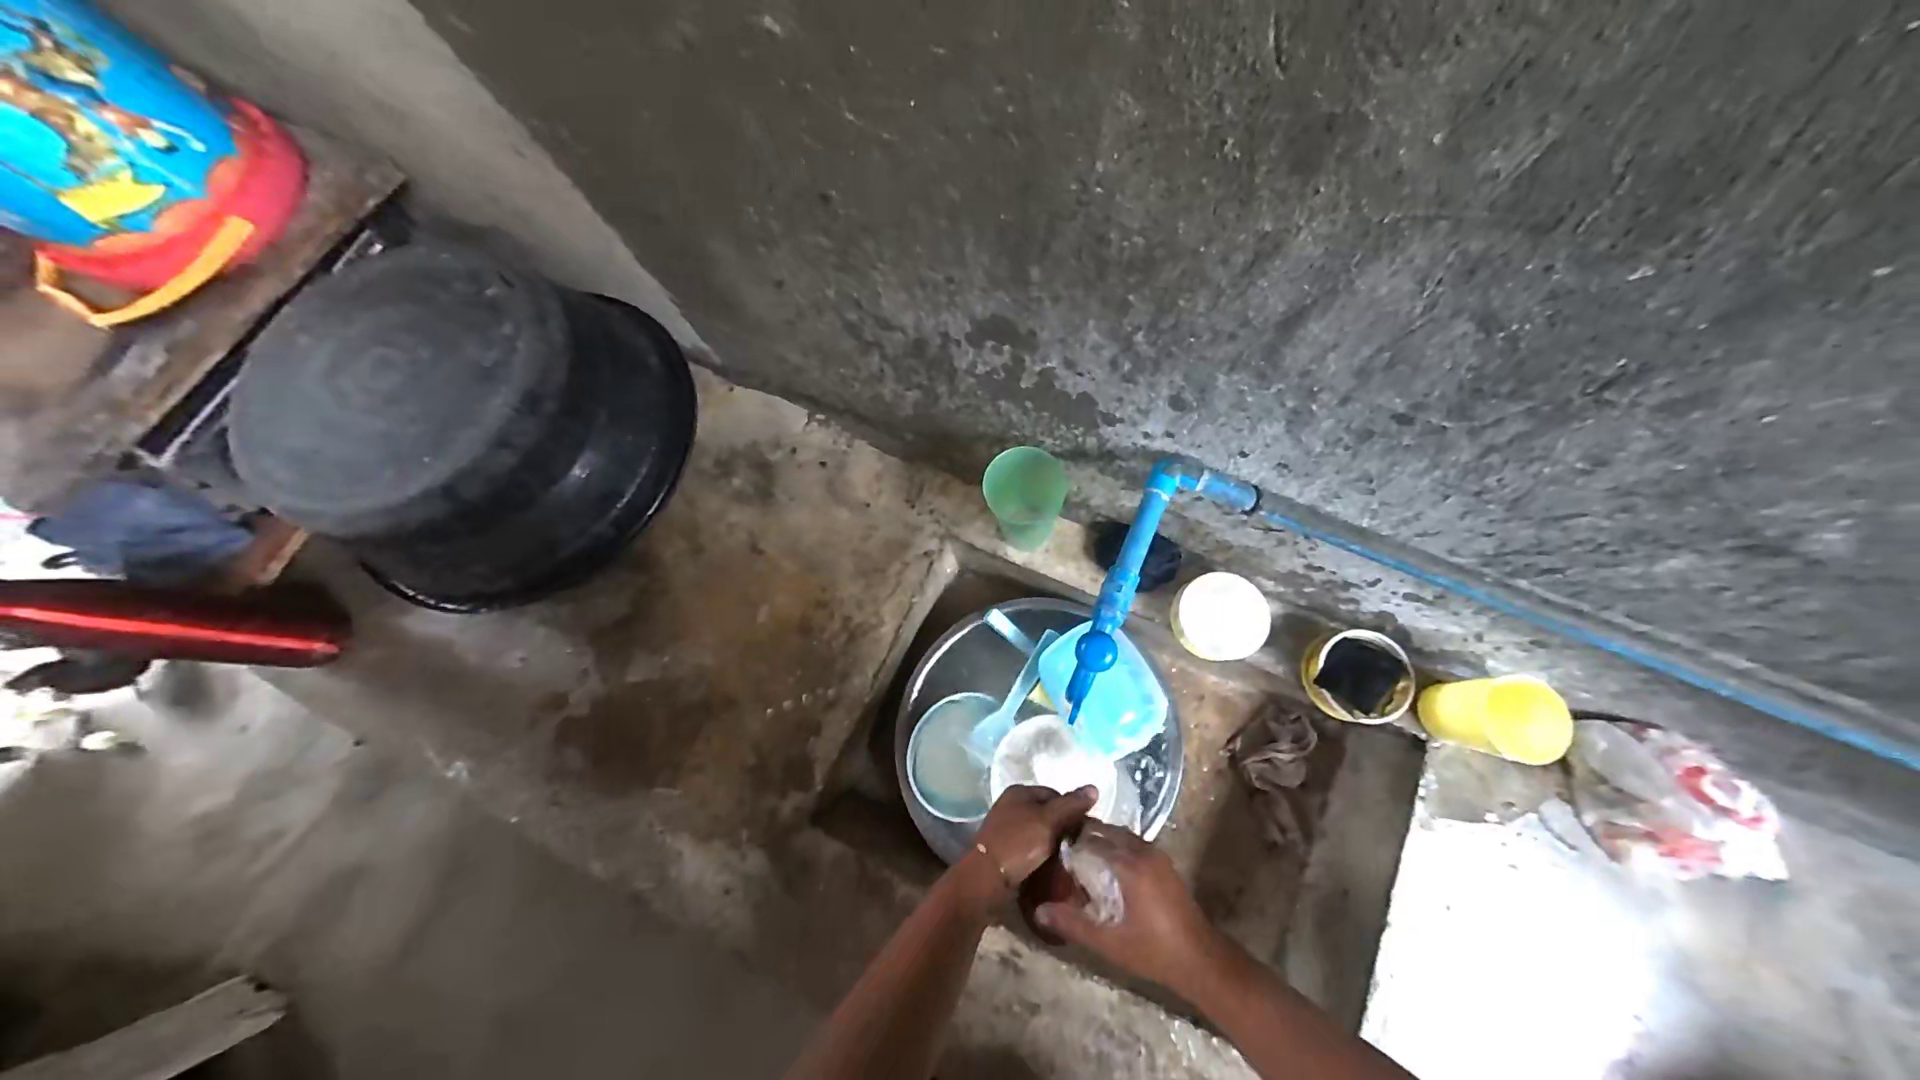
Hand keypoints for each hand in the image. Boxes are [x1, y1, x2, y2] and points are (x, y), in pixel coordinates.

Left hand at [973, 784, 1097, 884]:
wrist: (986, 878)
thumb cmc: (1018, 843)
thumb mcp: (1048, 821)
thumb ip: (1071, 806)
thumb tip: (1094, 788)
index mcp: (1019, 792)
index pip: (1055, 793)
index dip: (1072, 809)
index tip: (1085, 829)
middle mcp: (1010, 805)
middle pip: (1046, 812)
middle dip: (1063, 827)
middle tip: (1079, 845)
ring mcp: (1006, 827)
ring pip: (1039, 831)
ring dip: (1053, 842)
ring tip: (1069, 857)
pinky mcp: (1005, 849)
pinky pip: (1030, 846)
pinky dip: (1041, 853)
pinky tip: (1052, 865)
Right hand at [1032, 821, 1226, 995]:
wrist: (1202, 960)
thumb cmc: (1153, 951)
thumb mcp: (1109, 942)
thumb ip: (1073, 923)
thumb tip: (1038, 911)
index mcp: (1130, 864)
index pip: (1093, 838)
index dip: (1071, 840)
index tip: (1052, 847)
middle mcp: (1144, 852)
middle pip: (1108, 831)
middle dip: (1086, 836)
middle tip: (1064, 850)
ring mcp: (1158, 856)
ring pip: (1123, 836)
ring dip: (1103, 840)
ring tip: (1082, 857)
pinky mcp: (1166, 866)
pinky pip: (1135, 845)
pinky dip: (1118, 847)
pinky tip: (1109, 869)